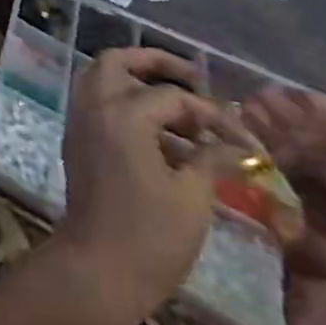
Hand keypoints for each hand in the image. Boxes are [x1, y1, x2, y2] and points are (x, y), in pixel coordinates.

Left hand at [56, 48, 251, 321]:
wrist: (100, 262)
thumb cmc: (151, 232)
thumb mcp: (192, 195)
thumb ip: (211, 159)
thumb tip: (237, 145)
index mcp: (119, 114)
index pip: (171, 95)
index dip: (214, 115)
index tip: (248, 142)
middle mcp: (91, 107)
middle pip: (115, 62)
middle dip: (153, 63)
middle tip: (194, 80)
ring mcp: (78, 121)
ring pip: (102, 81)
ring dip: (138, 85)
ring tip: (186, 118)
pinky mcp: (77, 139)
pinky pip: (98, 105)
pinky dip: (126, 107)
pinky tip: (166, 141)